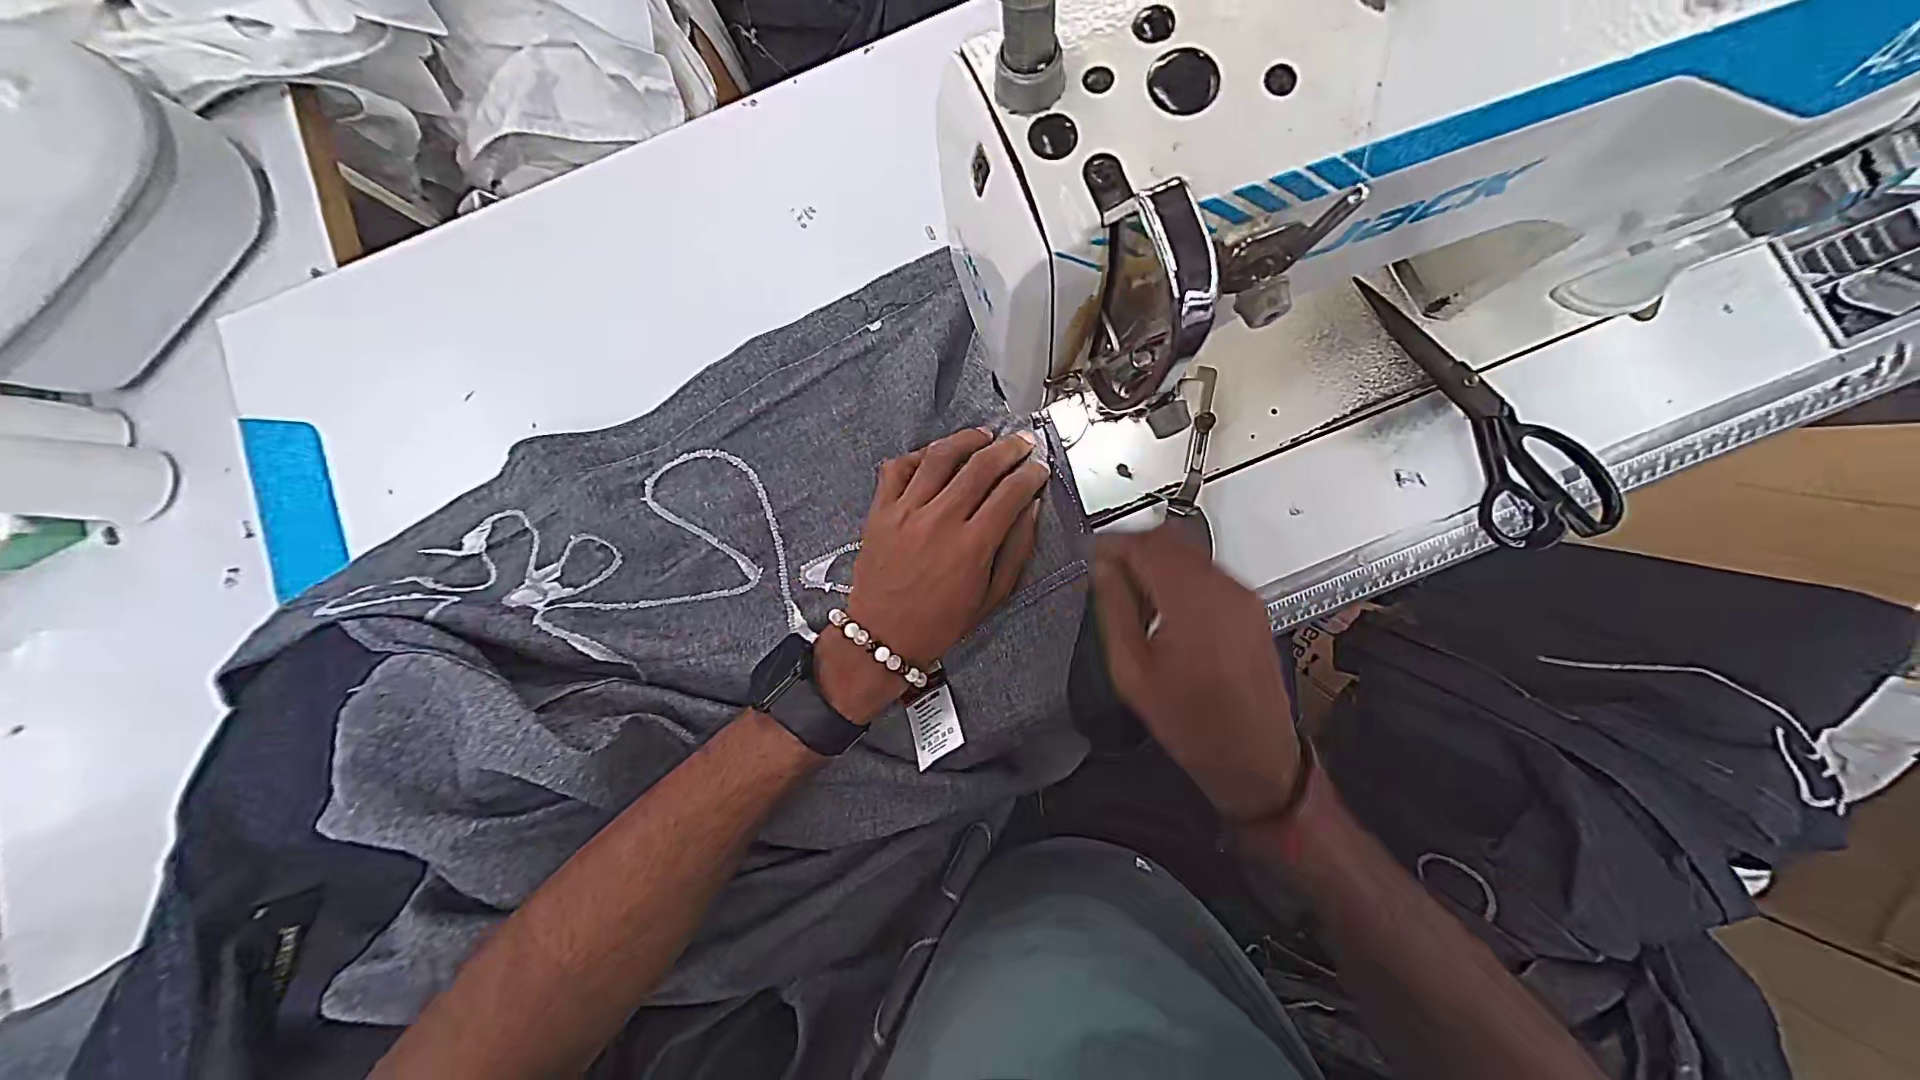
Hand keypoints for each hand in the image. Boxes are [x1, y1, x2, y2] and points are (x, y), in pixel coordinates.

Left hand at [814, 427, 1050, 721]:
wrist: (883, 638)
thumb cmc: (936, 623)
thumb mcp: (991, 597)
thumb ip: (1016, 550)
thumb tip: (1031, 511)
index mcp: (971, 546)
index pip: (1011, 492)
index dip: (1031, 474)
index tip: (1038, 469)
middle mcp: (939, 522)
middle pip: (981, 465)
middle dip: (1009, 448)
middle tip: (1021, 444)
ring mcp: (906, 513)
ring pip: (940, 456)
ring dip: (967, 439)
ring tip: (983, 436)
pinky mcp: (881, 512)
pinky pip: (898, 468)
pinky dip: (918, 455)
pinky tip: (934, 455)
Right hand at [1092, 526, 1300, 823]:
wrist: (1253, 755)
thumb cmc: (1195, 725)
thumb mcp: (1132, 672)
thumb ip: (1115, 610)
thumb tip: (1103, 571)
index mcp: (1192, 604)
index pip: (1146, 545)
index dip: (1113, 542)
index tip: (1094, 550)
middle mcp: (1225, 591)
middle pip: (1170, 540)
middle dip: (1134, 545)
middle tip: (1107, 565)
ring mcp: (1243, 597)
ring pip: (1190, 551)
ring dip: (1156, 558)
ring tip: (1132, 588)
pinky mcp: (1252, 606)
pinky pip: (1208, 571)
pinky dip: (1179, 573)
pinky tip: (1162, 601)